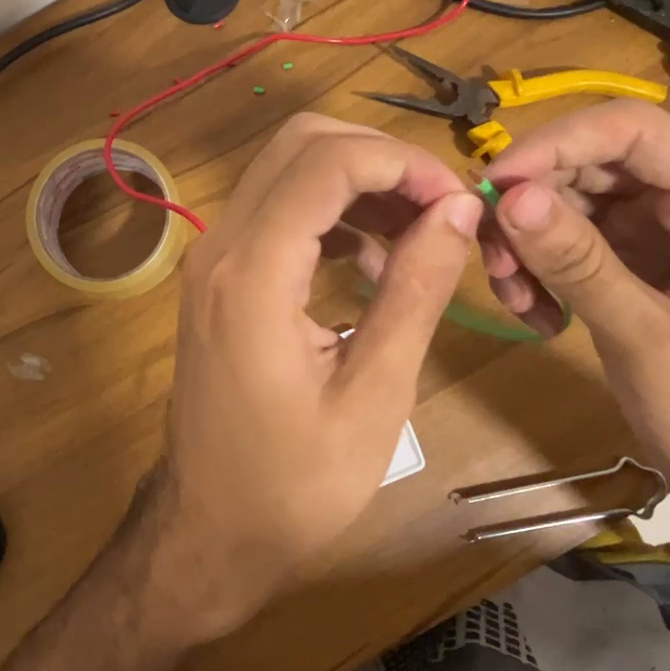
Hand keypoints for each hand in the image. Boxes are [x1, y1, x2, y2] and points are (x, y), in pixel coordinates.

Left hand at [149, 113, 481, 636]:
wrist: (210, 525)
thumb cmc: (295, 484)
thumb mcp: (374, 395)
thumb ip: (414, 292)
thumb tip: (458, 208)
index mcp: (253, 275)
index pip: (326, 163)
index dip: (401, 163)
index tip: (459, 200)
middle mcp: (219, 246)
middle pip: (299, 144)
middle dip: (379, 159)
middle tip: (440, 208)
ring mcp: (210, 257)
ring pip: (285, 170)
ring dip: (356, 184)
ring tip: (420, 240)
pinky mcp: (217, 275)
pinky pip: (275, 210)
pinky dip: (329, 214)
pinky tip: (375, 264)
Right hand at [478, 101, 669, 558]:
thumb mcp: (657, 347)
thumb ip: (581, 265)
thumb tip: (506, 196)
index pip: (635, 132)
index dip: (553, 145)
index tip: (488, 188)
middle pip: (598, 166)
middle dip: (533, 205)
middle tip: (489, 260)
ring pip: (580, 205)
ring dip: (532, 243)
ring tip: (515, 300)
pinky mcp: (655, 271)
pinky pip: (583, 247)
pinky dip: (548, 272)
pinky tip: (540, 317)